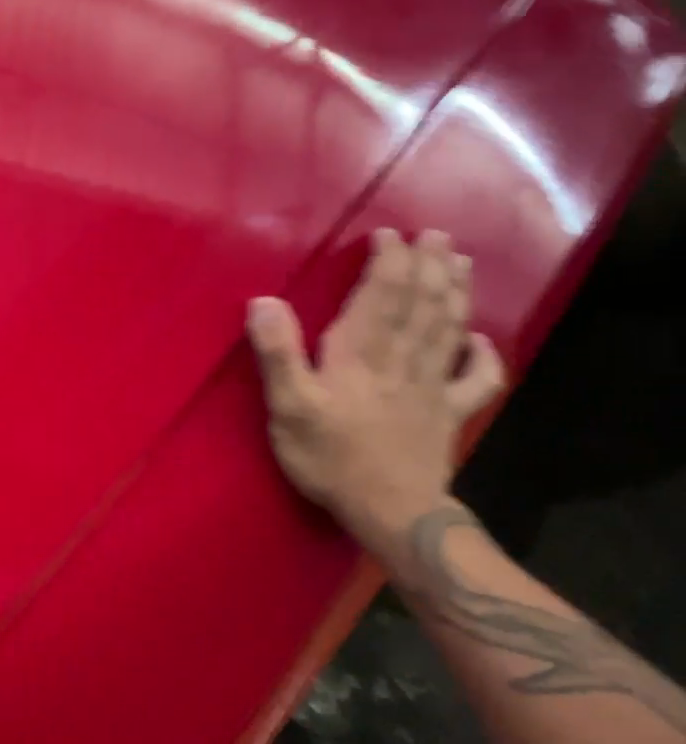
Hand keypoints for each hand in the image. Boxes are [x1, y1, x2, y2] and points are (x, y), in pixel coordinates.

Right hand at [246, 229, 506, 555]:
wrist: (393, 513)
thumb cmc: (330, 456)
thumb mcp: (288, 406)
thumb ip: (278, 353)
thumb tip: (264, 300)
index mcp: (361, 355)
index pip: (381, 297)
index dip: (389, 263)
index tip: (390, 234)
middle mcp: (402, 362)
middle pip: (421, 306)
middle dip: (430, 267)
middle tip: (438, 235)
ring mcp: (431, 388)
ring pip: (447, 330)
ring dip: (455, 294)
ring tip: (462, 264)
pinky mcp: (447, 415)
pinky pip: (474, 381)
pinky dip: (483, 357)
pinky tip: (481, 341)